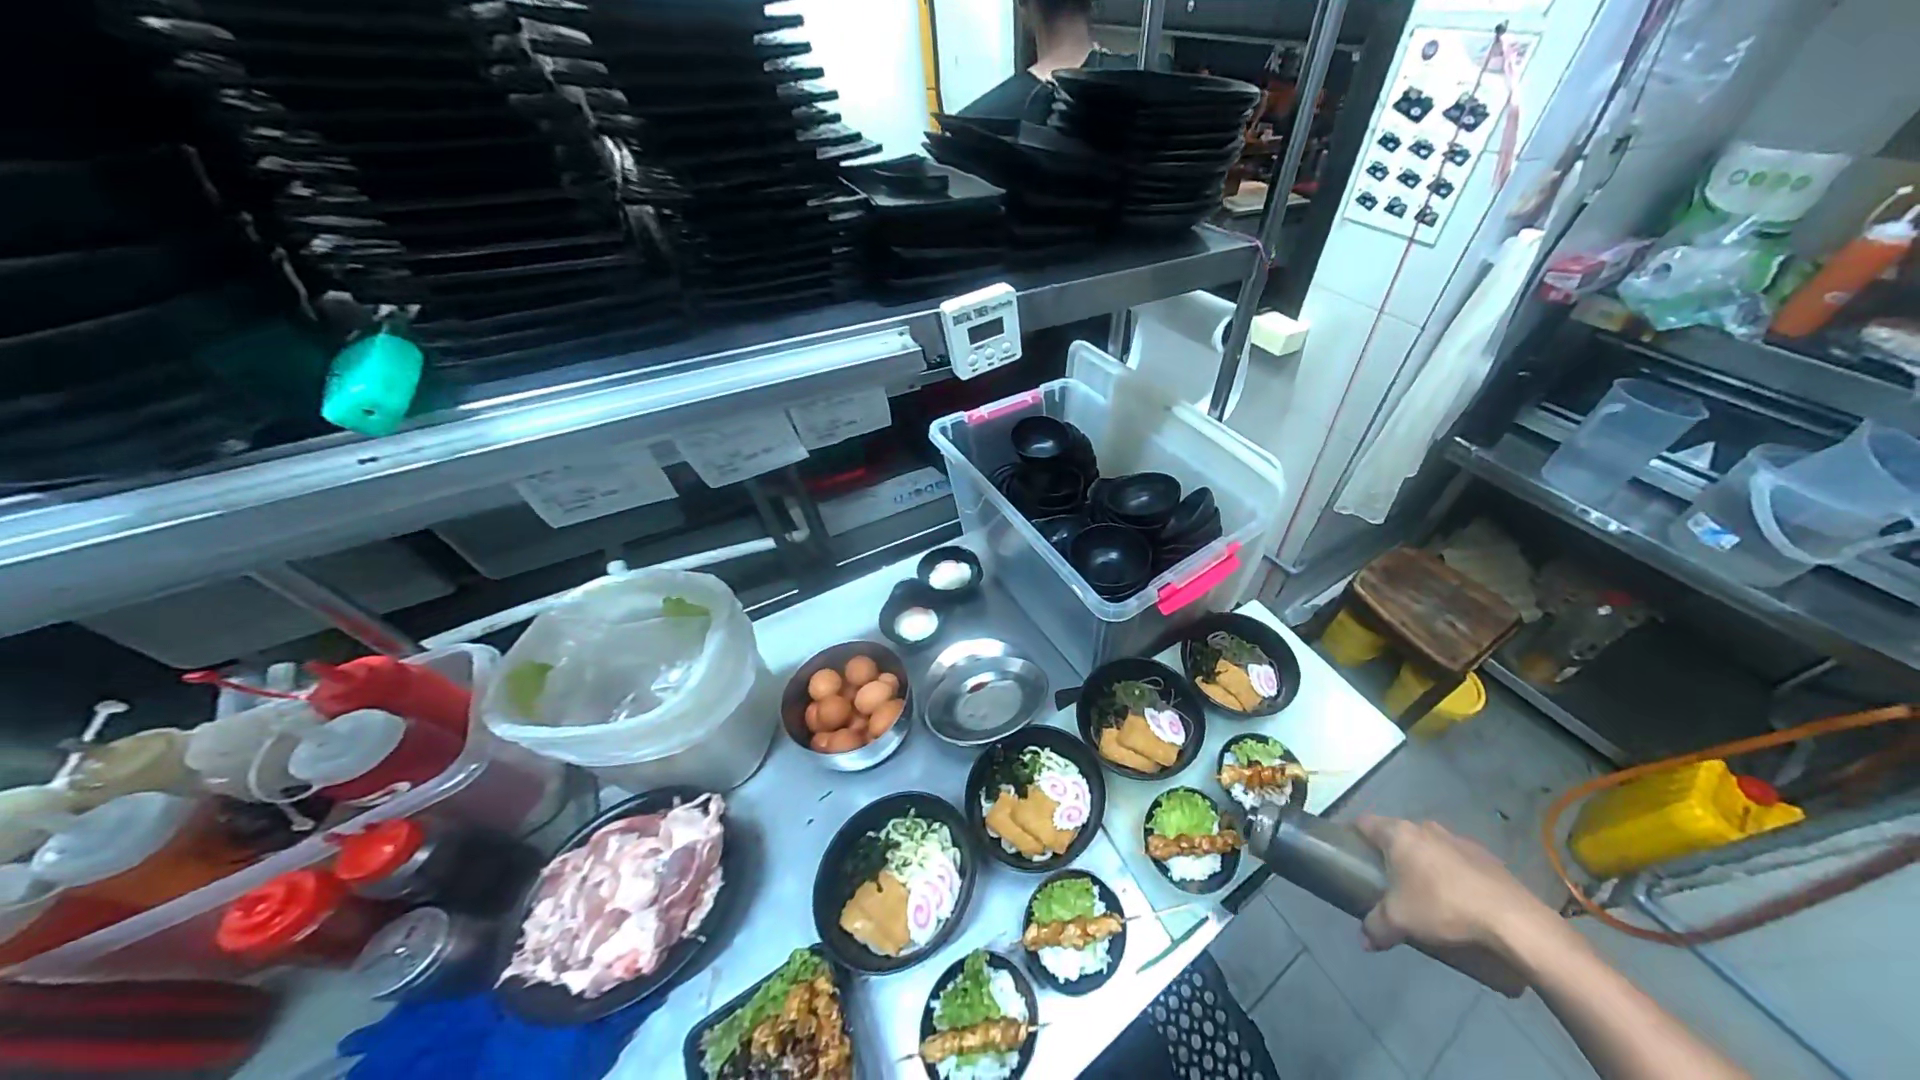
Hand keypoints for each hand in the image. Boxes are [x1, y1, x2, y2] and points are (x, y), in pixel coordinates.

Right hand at [1353, 815, 1554, 955]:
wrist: (1514, 921)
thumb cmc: (1443, 907)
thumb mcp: (1400, 921)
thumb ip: (1375, 927)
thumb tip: (1364, 941)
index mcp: (1399, 834)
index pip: (1364, 822)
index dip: (1353, 835)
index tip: (1350, 853)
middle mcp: (1426, 828)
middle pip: (1398, 833)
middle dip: (1390, 852)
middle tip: (1387, 879)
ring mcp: (1460, 840)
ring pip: (1430, 845)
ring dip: (1424, 862)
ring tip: (1425, 892)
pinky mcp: (1488, 858)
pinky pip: (1458, 860)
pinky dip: (1452, 874)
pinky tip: (1459, 900)